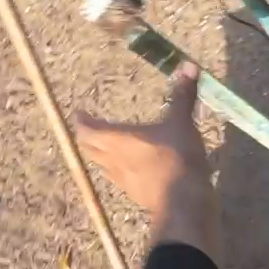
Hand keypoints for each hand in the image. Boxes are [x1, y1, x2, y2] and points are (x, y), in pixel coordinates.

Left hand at [75, 62, 222, 262]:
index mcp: (116, 140)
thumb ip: (182, 96)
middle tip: (92, 130)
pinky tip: (138, 169)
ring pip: (105, 166)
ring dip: (104, 156)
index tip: (81, 113)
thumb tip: (187, 65)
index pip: (87, 129)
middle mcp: (113, 160)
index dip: (83, 120)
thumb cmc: (176, 158)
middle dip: (89, 138)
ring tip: (112, 148)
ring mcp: (124, 181)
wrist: (185, 203)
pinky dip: (125, 172)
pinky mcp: (138, 196)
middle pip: (90, 149)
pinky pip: (124, 180)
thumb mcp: (181, 123)